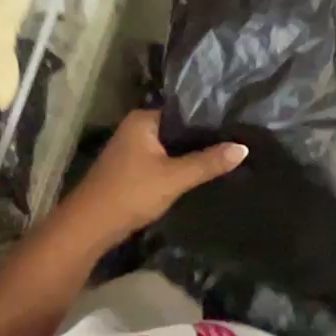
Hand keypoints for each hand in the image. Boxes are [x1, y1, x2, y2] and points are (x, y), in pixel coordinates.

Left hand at [53, 110, 246, 251]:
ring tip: (226, 154)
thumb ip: (207, 162)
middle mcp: (135, 127)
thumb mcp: (174, 177)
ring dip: (190, 153)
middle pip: (176, 128)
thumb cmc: (132, 192)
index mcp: (142, 119)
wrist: (91, 224)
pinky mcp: (131, 167)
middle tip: (238, 140)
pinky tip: (200, 171)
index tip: (237, 123)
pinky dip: (177, 165)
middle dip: (202, 137)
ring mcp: (131, 147)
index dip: (208, 118)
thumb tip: (243, 147)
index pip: (182, 111)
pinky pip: (161, 159)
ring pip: (169, 146)